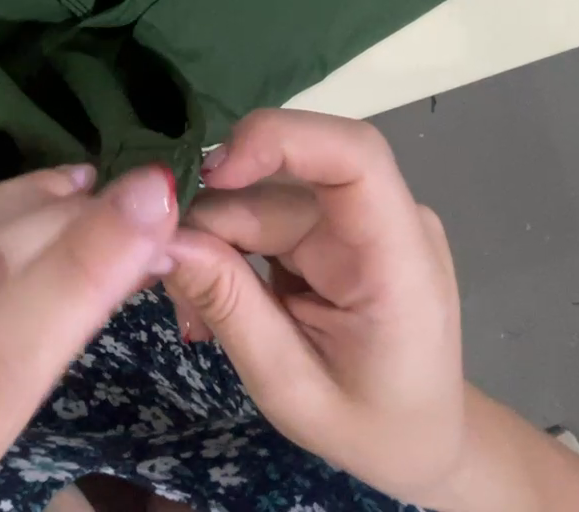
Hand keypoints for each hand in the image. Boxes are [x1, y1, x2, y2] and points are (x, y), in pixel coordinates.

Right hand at [162, 110, 466, 506]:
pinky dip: (221, 248)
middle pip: (270, 185)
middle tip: (171, 292)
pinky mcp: (322, 220)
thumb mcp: (290, 387)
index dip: (276, 140)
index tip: (207, 176)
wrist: (417, 438)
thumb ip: (228, 305)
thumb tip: (162, 238)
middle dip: (207, 229)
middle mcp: (377, 217)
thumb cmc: (372, 427)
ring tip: (197, 314)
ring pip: (249, 196)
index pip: (352, 154)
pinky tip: (214, 296)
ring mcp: (349, 214)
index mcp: (397, 258)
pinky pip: (252, 211)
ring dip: (208, 245)